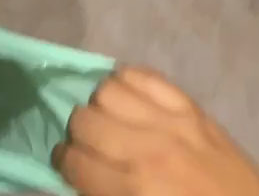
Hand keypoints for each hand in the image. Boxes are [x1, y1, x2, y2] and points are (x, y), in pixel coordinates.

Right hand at [54, 67, 258, 195]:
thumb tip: (77, 181)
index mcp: (135, 190)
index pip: (73, 161)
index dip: (65, 167)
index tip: (70, 171)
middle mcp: (147, 148)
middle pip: (83, 119)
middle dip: (79, 138)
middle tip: (91, 153)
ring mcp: (172, 122)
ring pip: (107, 89)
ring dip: (102, 109)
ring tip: (113, 126)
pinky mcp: (193, 108)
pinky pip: (143, 74)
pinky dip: (129, 84)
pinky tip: (132, 105)